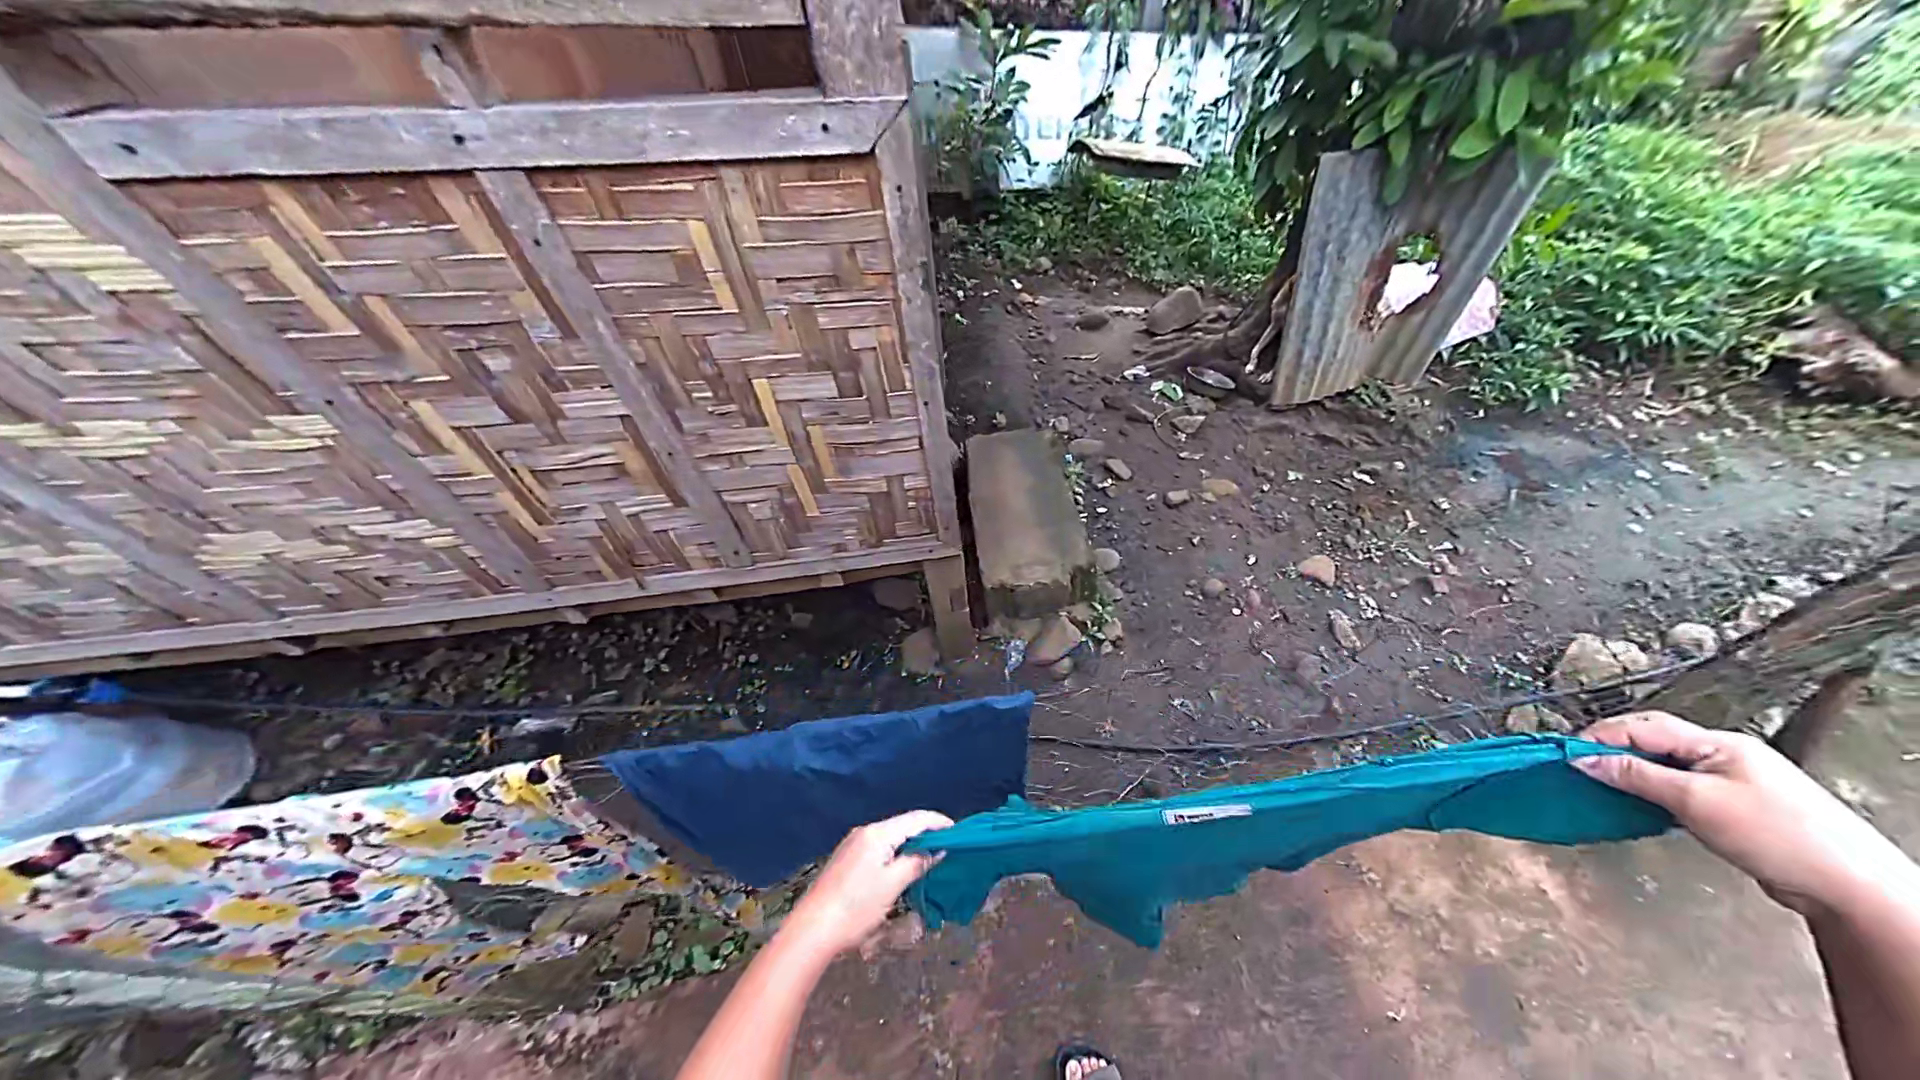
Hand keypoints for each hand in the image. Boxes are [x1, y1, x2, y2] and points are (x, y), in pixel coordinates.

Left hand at [778, 810, 952, 959]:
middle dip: (926, 833)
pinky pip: (879, 847)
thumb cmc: (856, 907)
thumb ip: (917, 863)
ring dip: (911, 844)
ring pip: (890, 837)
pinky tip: (903, 866)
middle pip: (902, 825)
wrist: (812, 930)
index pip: (915, 819)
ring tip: (931, 856)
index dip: (938, 823)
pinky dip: (896, 852)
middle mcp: (864, 832)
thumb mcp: (892, 886)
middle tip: (949, 845)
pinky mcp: (846, 859)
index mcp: (877, 833)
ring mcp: (853, 845)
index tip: (959, 831)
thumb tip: (938, 850)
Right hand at [1575, 711, 1917, 917]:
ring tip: (1602, 784)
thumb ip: (1635, 775)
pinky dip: (1652, 790)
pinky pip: (1680, 785)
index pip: (1641, 726)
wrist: (1853, 888)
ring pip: (1664, 764)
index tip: (1566, 754)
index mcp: (1719, 742)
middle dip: (1612, 749)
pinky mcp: (1737, 805)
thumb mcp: (1694, 800)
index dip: (1599, 737)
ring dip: (1631, 771)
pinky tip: (1640, 803)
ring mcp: (1734, 779)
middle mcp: (1725, 754)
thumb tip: (1584, 759)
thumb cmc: (1779, 837)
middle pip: (1652, 740)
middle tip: (1578, 766)